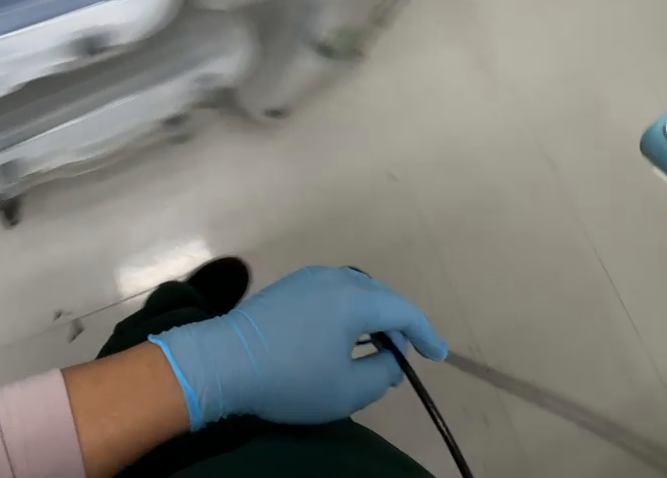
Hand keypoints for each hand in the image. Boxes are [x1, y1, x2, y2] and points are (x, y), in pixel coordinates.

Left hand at [150, 265, 448, 429]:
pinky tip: (345, 335)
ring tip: (378, 347)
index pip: (402, 309)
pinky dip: (350, 311)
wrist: (227, 360)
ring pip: (356, 291)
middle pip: (380, 295)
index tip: (439, 355)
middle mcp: (335, 277)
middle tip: (406, 357)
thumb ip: (382, 372)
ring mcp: (309, 277)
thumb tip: (391, 357)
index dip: (425, 333)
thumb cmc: (292, 378)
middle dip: (398, 324)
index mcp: (354, 298)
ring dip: (373, 316)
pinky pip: (334, 291)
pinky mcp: (290, 285)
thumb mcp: (347, 390)